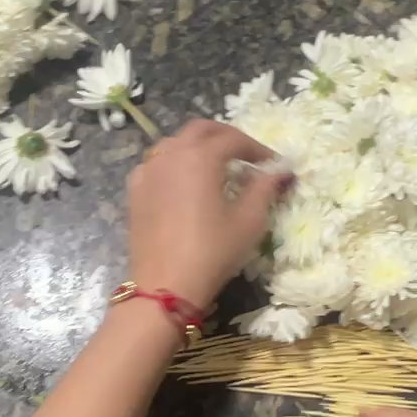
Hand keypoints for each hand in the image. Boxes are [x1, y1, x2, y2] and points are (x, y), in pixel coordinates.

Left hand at [125, 120, 290, 309]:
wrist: (165, 287)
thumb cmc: (212, 252)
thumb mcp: (249, 221)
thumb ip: (265, 188)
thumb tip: (281, 170)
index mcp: (200, 157)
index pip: (233, 139)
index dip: (256, 148)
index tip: (272, 164)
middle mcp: (171, 154)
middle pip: (200, 129)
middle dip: (226, 136)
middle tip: (245, 154)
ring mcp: (148, 171)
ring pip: (175, 142)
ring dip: (198, 146)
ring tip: (216, 165)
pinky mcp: (135, 190)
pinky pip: (157, 163)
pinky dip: (175, 162)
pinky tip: (185, 182)